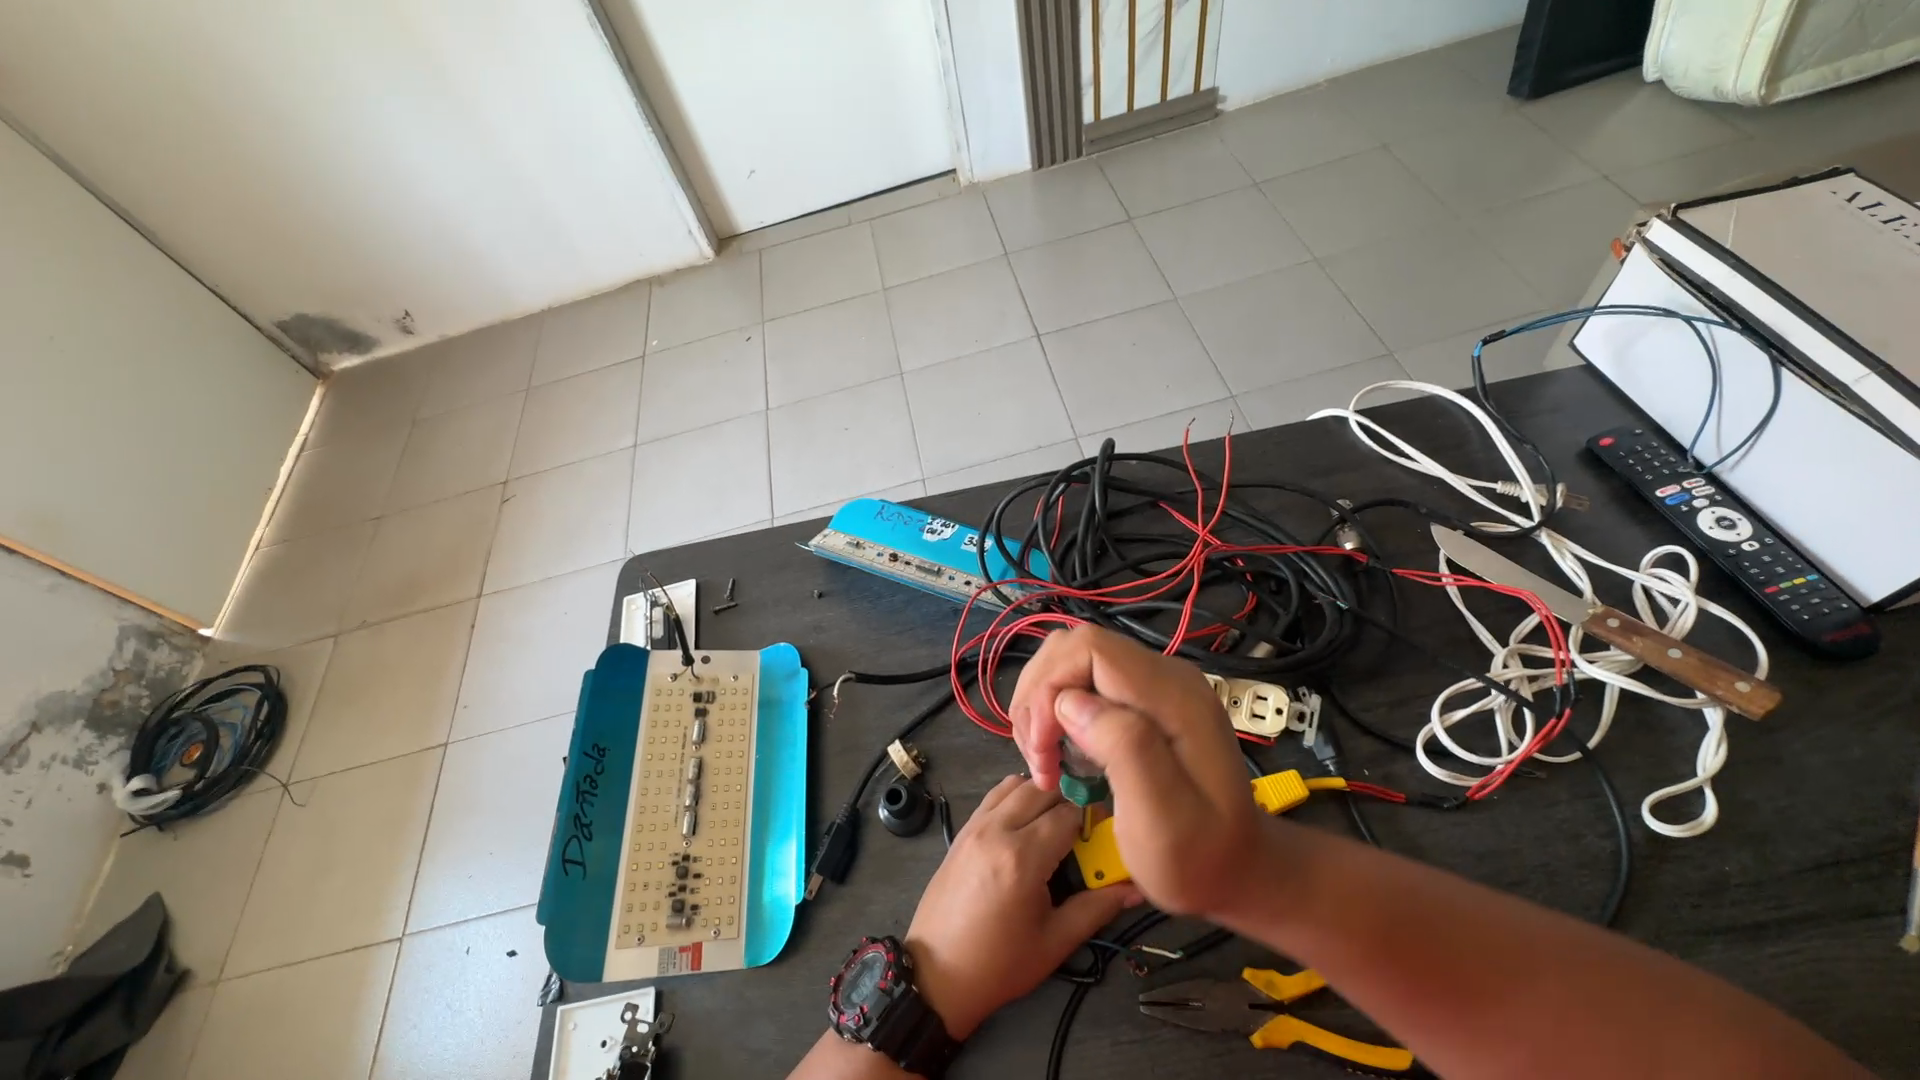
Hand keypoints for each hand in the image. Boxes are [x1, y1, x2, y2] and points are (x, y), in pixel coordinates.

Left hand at [905, 775, 1139, 1038]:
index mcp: (1023, 858)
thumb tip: (1136, 887)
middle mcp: (997, 830)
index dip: (1092, 821)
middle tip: (1081, 831)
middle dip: (1069, 801)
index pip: (1069, 813)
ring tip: (1054, 825)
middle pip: (1043, 788)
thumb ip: (1097, 907)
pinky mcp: (962, 831)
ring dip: (1041, 794)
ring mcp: (975, 826)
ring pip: (1016, 784)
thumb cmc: (1000, 964)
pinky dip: (1016, 797)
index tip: (1102, 838)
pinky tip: (1026, 826)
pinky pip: (994, 796)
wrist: (936, 974)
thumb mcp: (1055, 941)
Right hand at [1007, 625, 1264, 916]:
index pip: (1091, 649)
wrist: (1234, 868)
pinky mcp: (1139, 700)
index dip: (1051, 687)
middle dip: (1039, 698)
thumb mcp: (1165, 817)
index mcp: (1174, 696)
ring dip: (1041, 706)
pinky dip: (1054, 713)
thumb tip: (1071, 703)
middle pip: (1073, 647)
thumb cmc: (1197, 855)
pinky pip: (1080, 682)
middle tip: (1039, 759)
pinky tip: (1057, 753)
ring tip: (1044, 759)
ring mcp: (1152, 685)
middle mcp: (1164, 676)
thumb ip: (1126, 749)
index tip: (1044, 746)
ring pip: (1070, 661)